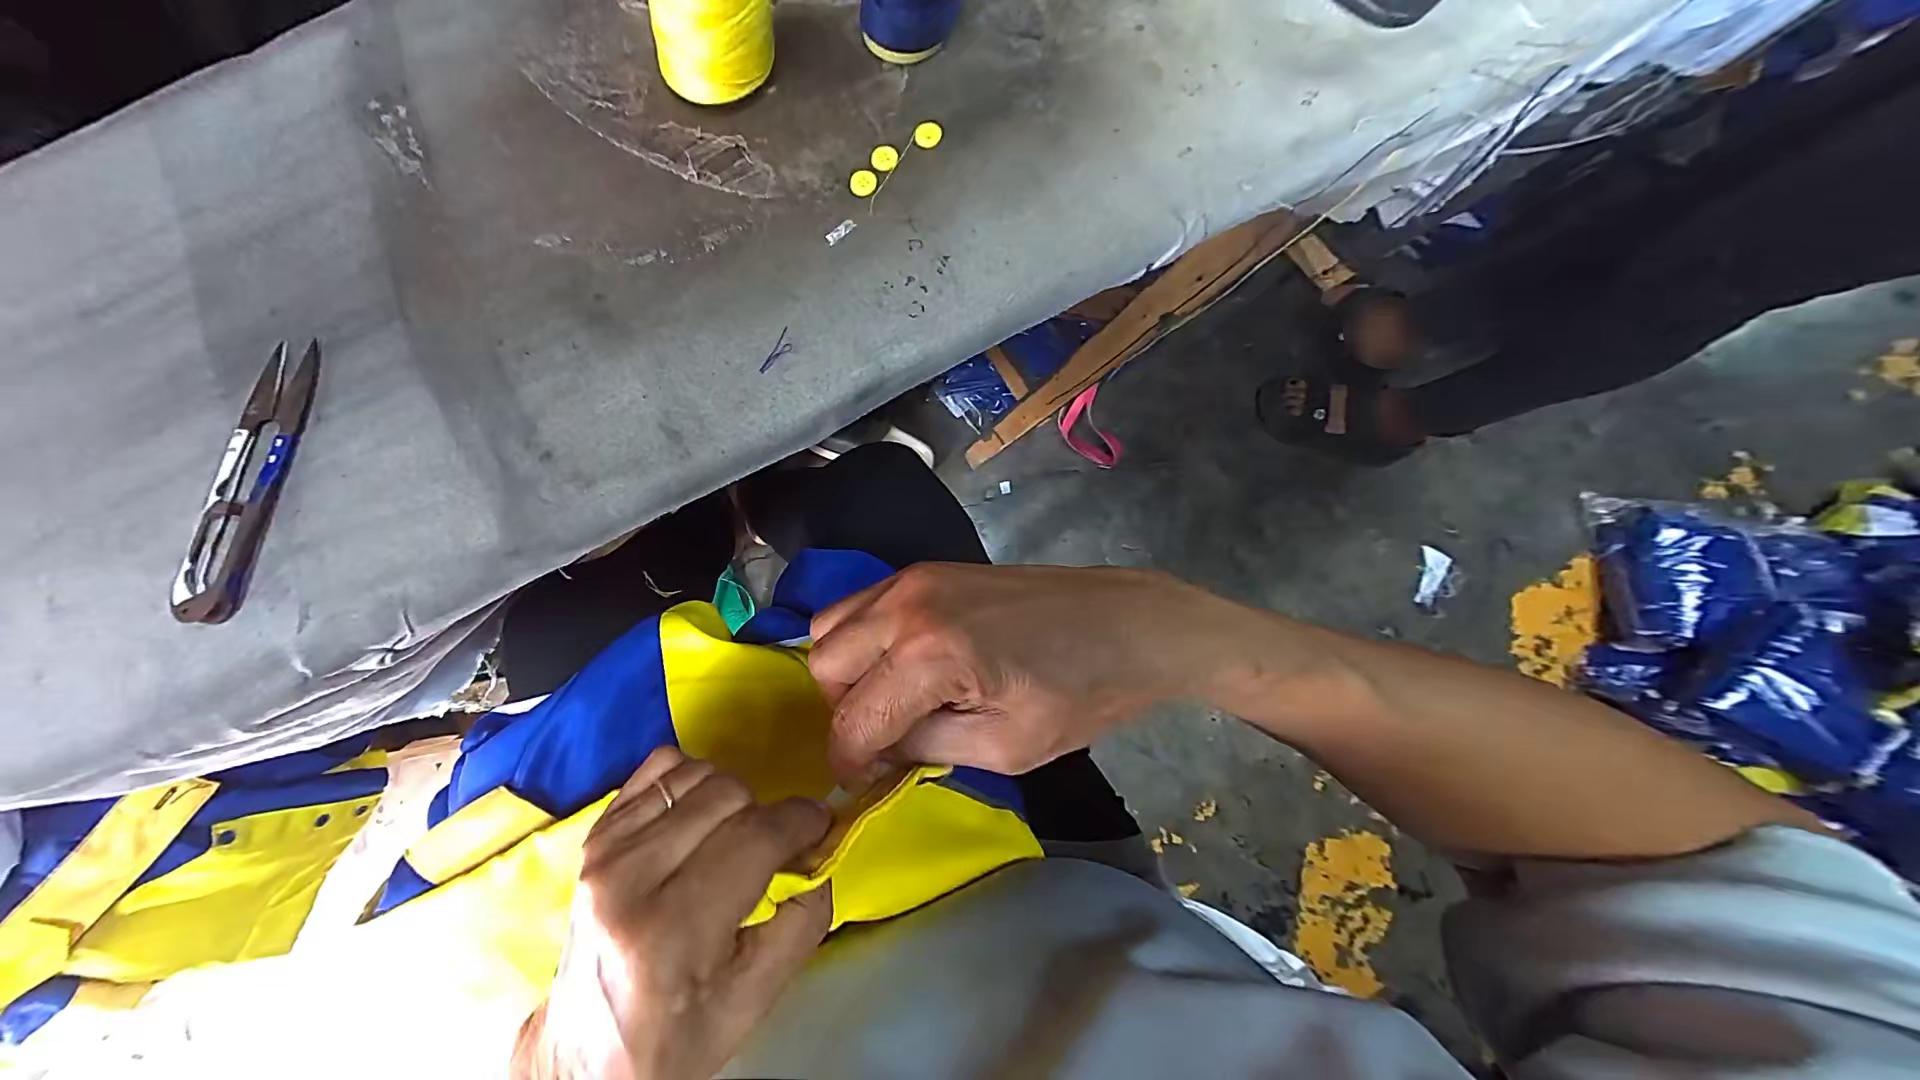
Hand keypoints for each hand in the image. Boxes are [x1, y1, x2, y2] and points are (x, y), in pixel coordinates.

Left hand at [513, 747, 831, 1079]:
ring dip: (732, 799)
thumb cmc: (676, 1036)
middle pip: (730, 797)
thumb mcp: (756, 998)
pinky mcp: (595, 833)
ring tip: (731, 838)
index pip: (755, 838)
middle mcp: (628, 879)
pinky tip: (698, 819)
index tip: (820, 827)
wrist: (584, 1056)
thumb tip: (824, 850)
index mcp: (670, 931)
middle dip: (767, 817)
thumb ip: (804, 917)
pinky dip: (694, 780)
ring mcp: (604, 850)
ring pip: (701, 774)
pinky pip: (662, 766)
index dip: (802, 821)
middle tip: (772, 850)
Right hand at [807, 563, 1246, 778]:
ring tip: (892, 698)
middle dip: (843, 710)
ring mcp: (914, 577)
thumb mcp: (1006, 748)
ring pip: (833, 626)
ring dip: (848, 670)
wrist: (1127, 623)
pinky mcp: (928, 569)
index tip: (860, 780)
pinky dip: (865, 638)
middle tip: (885, 736)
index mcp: (929, 653)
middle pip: (824, 663)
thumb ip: (927, 748)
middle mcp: (906, 605)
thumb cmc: (1081, 693)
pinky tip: (904, 662)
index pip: (853, 718)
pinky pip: (864, 604)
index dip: (848, 760)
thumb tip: (879, 748)